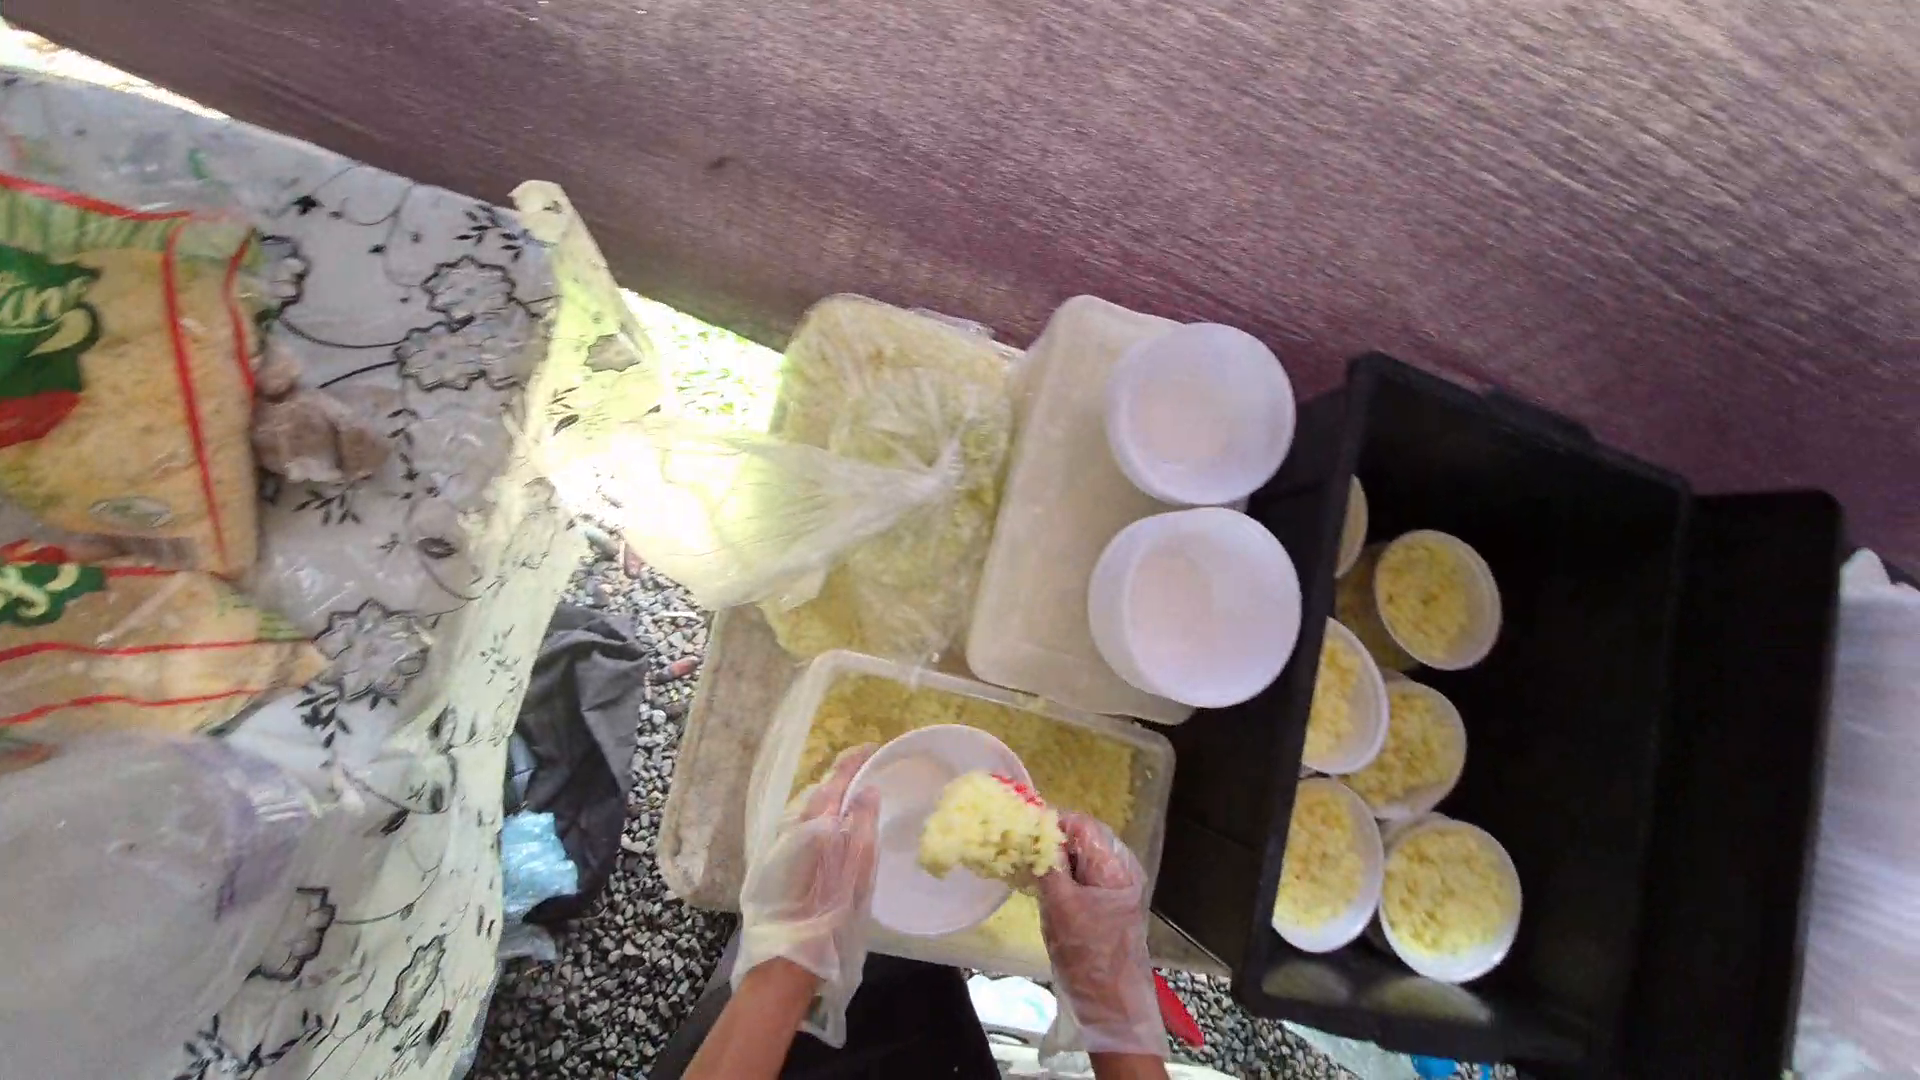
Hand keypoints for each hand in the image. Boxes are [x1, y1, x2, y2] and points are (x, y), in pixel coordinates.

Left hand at [732, 745, 879, 1045]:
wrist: (788, 957)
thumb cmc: (833, 913)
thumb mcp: (860, 868)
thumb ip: (864, 823)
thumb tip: (866, 789)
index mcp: (818, 820)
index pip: (837, 775)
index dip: (855, 758)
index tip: (872, 747)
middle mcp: (794, 823)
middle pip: (822, 789)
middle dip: (843, 780)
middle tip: (867, 778)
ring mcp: (780, 842)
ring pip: (809, 809)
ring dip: (830, 802)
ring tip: (851, 804)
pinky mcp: (773, 862)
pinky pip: (801, 827)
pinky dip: (818, 821)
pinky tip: (829, 834)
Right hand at [1038, 813, 1168, 1059]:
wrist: (1112, 1008)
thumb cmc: (1087, 956)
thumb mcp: (1060, 906)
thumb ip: (1049, 864)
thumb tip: (1035, 831)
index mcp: (1115, 865)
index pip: (1081, 824)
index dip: (1051, 824)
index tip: (1022, 834)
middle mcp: (1120, 870)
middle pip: (1082, 838)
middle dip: (1051, 842)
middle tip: (1023, 853)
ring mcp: (1116, 888)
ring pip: (1080, 858)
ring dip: (1056, 861)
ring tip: (1030, 871)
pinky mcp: (1108, 905)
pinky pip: (1083, 877)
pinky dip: (1063, 877)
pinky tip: (1044, 888)